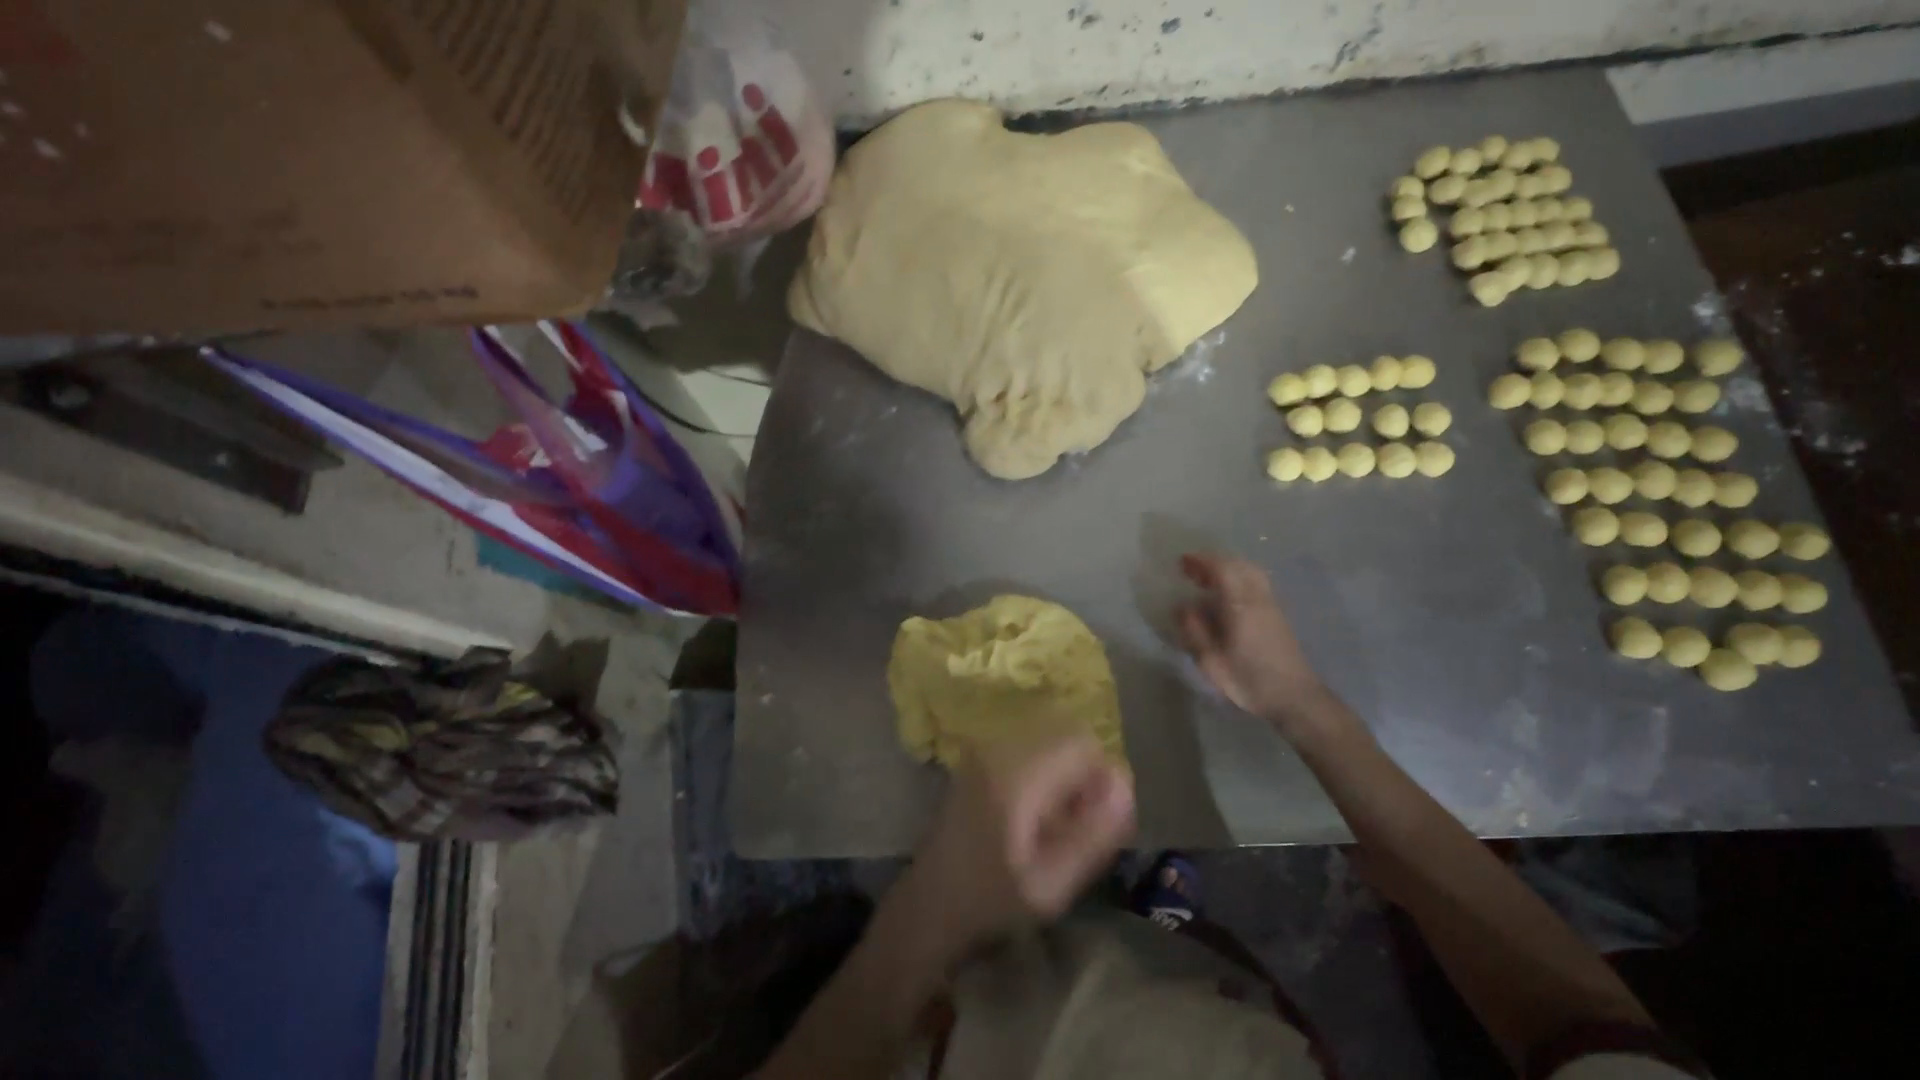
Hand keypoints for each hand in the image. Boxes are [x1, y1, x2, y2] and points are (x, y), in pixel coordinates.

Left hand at [901, 734, 1134, 961]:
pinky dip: (1044, 778)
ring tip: (1059, 827)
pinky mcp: (976, 764)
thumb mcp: (1051, 884)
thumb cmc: (990, 901)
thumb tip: (1126, 788)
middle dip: (1086, 776)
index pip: (1082, 743)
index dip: (1104, 777)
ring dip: (1066, 778)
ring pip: (1049, 744)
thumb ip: (1093, 835)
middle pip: (1066, 738)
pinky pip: (1028, 754)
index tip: (1102, 821)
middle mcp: (998, 751)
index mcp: (1016, 775)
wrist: (928, 906)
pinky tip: (1035, 821)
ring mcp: (983, 754)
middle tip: (1082, 827)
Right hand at [1175, 552, 1327, 725]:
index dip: (1200, 561)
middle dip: (1213, 562)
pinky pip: (1256, 582)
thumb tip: (1182, 607)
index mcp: (1241, 605)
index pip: (1221, 568)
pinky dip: (1238, 578)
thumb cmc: (1250, 680)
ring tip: (1207, 581)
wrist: (1295, 697)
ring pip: (1250, 572)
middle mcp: (1258, 597)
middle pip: (1237, 564)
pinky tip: (1228, 595)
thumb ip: (1194, 630)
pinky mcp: (1278, 615)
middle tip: (1191, 570)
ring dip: (1227, 568)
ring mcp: (1271, 604)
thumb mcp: (1211, 661)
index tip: (1181, 562)